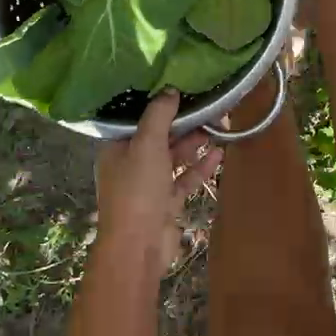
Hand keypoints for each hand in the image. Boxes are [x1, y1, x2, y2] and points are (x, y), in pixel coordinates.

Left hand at [93, 90, 223, 273]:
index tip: (181, 88)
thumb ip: (159, 114)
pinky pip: (185, 178)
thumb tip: (170, 89)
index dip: (158, 104)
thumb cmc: (137, 189)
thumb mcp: (147, 144)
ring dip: (194, 142)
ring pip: (174, 157)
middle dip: (183, 123)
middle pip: (159, 136)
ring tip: (219, 126)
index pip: (137, 119)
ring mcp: (149, 185)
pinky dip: (200, 166)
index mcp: (117, 148)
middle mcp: (130, 164)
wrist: (139, 247)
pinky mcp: (166, 202)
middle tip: (208, 106)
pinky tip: (219, 153)